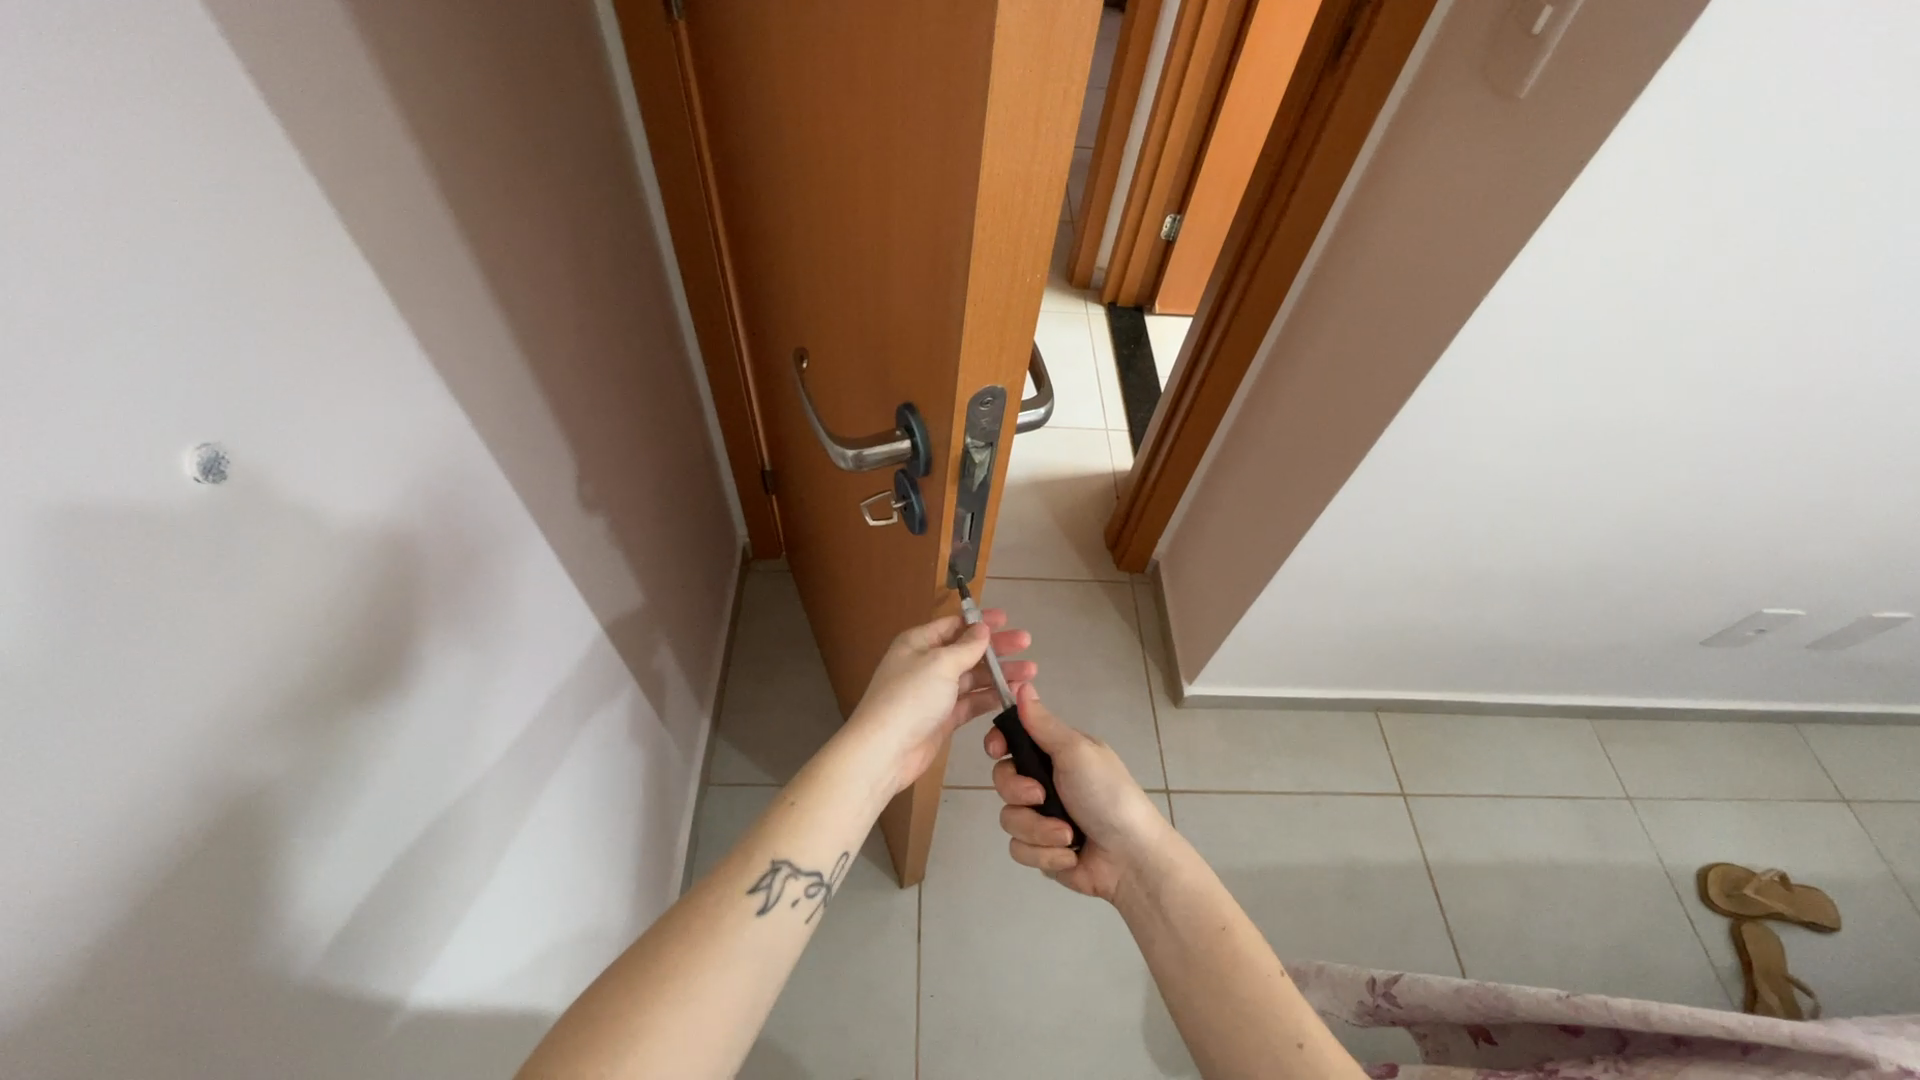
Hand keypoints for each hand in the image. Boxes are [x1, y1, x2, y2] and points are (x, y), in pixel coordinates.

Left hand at [846, 609, 1035, 796]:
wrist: (885, 751)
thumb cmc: (910, 697)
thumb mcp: (940, 664)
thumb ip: (966, 647)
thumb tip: (982, 628)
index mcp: (919, 643)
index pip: (953, 625)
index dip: (980, 622)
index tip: (1006, 619)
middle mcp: (926, 664)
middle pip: (967, 651)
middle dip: (996, 648)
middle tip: (1026, 643)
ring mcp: (935, 693)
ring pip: (973, 678)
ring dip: (999, 674)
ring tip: (1030, 672)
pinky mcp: (943, 718)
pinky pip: (971, 702)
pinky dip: (990, 698)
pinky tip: (1013, 694)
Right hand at [985, 685, 1172, 901]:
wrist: (1131, 858)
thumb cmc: (1107, 794)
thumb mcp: (1076, 752)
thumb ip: (1042, 724)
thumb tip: (1022, 685)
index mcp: (1056, 754)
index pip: (1013, 740)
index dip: (998, 743)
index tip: (997, 751)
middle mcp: (1046, 782)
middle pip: (1003, 780)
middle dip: (1019, 792)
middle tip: (1041, 797)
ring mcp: (1042, 818)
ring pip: (1009, 818)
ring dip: (1039, 830)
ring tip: (1068, 835)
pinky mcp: (1042, 851)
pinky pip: (1020, 849)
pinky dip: (1045, 854)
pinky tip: (1070, 855)